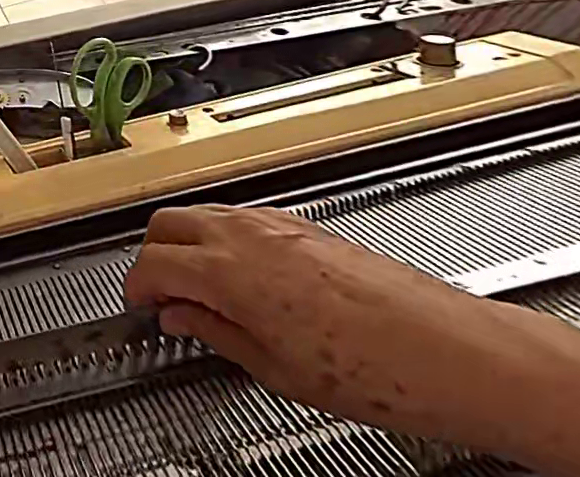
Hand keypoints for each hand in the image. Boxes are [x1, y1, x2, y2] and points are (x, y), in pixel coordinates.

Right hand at [123, 205, 577, 450]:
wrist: (443, 347)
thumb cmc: (374, 365)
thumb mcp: (274, 368)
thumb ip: (214, 332)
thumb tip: (181, 319)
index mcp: (230, 270)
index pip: (153, 262)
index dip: (136, 286)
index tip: (139, 305)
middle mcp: (245, 233)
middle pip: (166, 221)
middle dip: (151, 255)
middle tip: (160, 294)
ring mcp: (272, 222)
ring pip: (200, 212)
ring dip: (184, 242)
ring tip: (198, 288)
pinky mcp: (297, 222)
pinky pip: (236, 216)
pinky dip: (218, 237)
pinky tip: (237, 276)